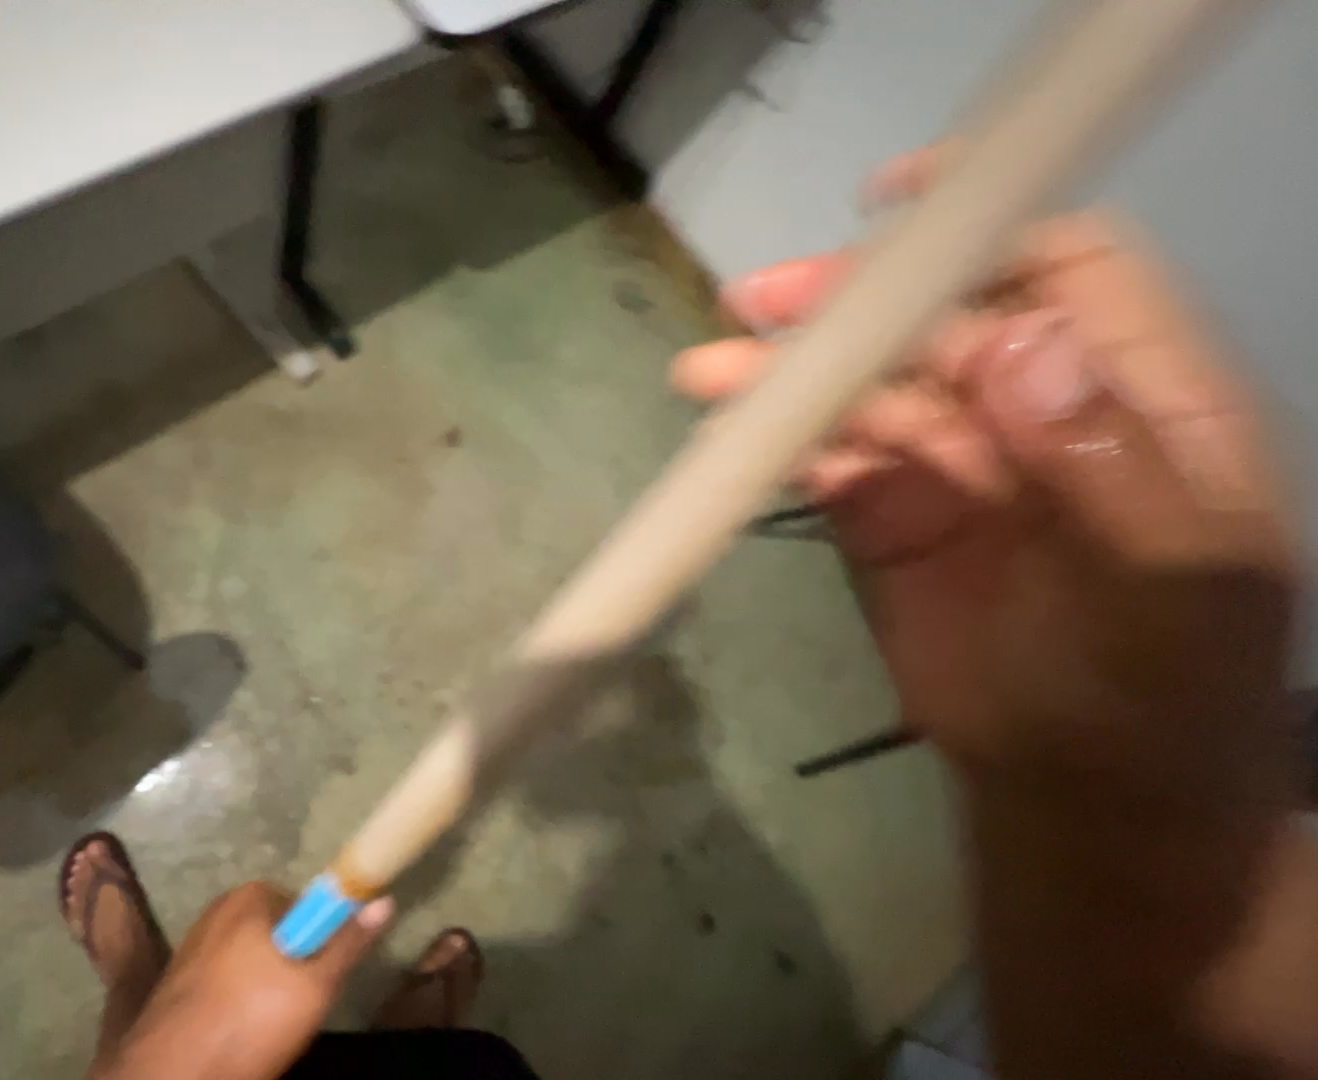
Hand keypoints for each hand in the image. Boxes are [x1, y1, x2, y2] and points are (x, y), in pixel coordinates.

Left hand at [98, 883, 392, 1079]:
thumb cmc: (250, 1022)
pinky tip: (235, 1034)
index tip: (317, 982)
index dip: (317, 946)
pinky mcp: (177, 979)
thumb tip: (384, 901)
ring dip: (260, 989)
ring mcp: (193, 944)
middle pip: (276, 935)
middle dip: (289, 969)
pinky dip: (232, 1003)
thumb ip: (348, 943)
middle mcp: (218, 909)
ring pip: (248, 962)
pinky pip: (221, 982)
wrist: (170, 1075)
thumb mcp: (314, 986)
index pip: (304, 908)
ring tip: (263, 1030)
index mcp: (250, 897)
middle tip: (295, 1011)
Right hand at [674, 146, 1300, 803]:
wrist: (1078, 783)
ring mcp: (951, 462)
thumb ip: (1107, 461)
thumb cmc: (1158, 687)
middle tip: (749, 304)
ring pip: (861, 392)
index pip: (1064, 268)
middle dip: (844, 307)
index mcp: (1136, 400)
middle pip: (932, 323)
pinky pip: (825, 460)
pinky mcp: (884, 512)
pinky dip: (777, 446)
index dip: (984, 224)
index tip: (889, 207)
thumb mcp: (1170, 582)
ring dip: (784, 380)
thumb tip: (1016, 344)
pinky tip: (728, 444)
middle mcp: (1035, 410)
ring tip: (702, 378)